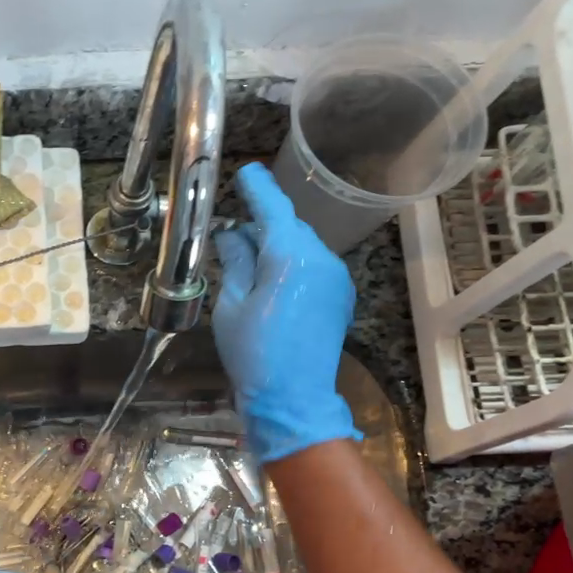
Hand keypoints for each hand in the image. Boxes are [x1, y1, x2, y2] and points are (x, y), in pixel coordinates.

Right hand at [211, 161, 361, 463]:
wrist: (294, 399)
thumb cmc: (253, 354)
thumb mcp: (230, 306)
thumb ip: (235, 263)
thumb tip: (231, 234)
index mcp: (290, 257)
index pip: (273, 210)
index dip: (257, 189)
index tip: (245, 172)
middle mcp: (322, 259)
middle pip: (290, 229)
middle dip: (262, 226)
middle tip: (230, 235)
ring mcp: (337, 278)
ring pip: (302, 248)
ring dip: (276, 249)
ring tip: (247, 266)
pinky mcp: (341, 298)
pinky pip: (313, 269)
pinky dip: (291, 267)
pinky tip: (270, 286)